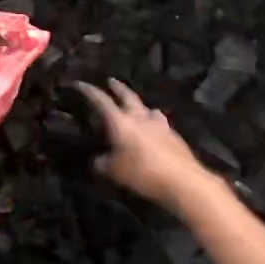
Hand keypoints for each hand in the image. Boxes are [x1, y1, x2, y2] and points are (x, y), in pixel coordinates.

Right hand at [77, 78, 220, 211]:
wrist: (185, 182)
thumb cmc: (143, 172)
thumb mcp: (113, 171)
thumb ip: (102, 162)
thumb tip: (99, 160)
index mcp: (120, 121)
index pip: (100, 100)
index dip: (88, 90)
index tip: (79, 83)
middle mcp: (140, 118)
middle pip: (128, 96)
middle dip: (118, 87)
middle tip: (111, 80)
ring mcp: (160, 126)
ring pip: (149, 109)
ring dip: (141, 106)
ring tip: (138, 108)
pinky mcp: (175, 138)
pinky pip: (161, 124)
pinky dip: (154, 123)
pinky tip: (155, 132)